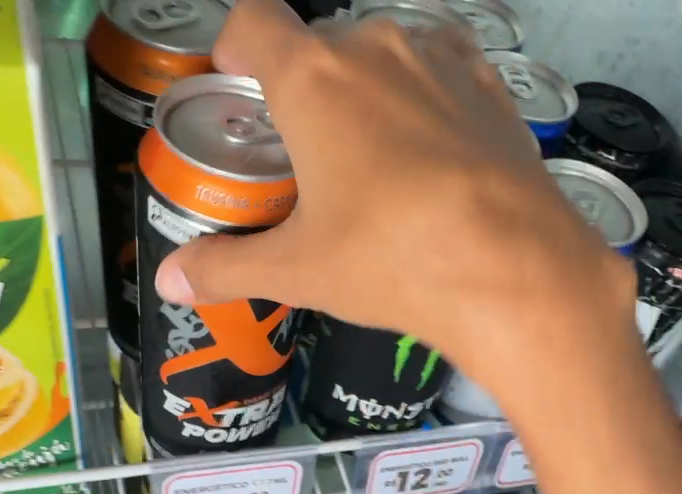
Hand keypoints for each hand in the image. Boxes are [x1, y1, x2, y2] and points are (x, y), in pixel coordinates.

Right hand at [153, 0, 637, 409]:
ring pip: (384, 52)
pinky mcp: (491, 86)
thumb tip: (171, 280)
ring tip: (369, 152)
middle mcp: (375, 47)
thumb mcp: (298, 270)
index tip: (234, 75)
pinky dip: (423, 96)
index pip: (254, 22)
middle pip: (321, 41)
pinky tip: (428, 145)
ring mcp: (440, 59)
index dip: (235, 43)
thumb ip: (228, 267)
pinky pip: (442, 69)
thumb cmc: (390, 260)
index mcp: (313, 79)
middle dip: (304, 84)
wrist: (510, 268)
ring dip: (366, 88)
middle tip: (304, 146)